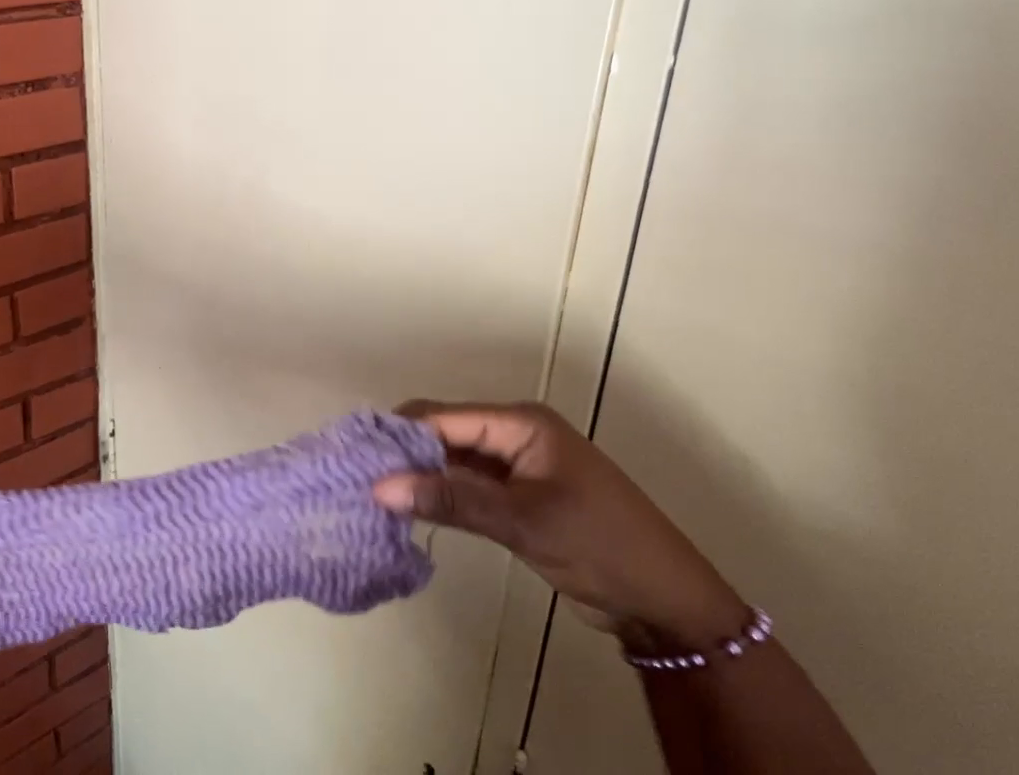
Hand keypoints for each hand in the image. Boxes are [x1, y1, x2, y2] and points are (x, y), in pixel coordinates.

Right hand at [376, 401, 748, 648]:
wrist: (665, 601)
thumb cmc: (600, 547)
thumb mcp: (522, 522)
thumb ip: (450, 500)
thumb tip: (378, 488)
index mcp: (521, 423)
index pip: (441, 417)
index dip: (396, 435)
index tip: (353, 458)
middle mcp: (514, 432)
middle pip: (441, 430)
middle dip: (401, 451)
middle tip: (357, 477)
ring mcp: (515, 463)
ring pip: (449, 457)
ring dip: (417, 473)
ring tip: (370, 491)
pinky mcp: (515, 493)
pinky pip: (464, 481)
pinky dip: (437, 492)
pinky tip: (406, 506)